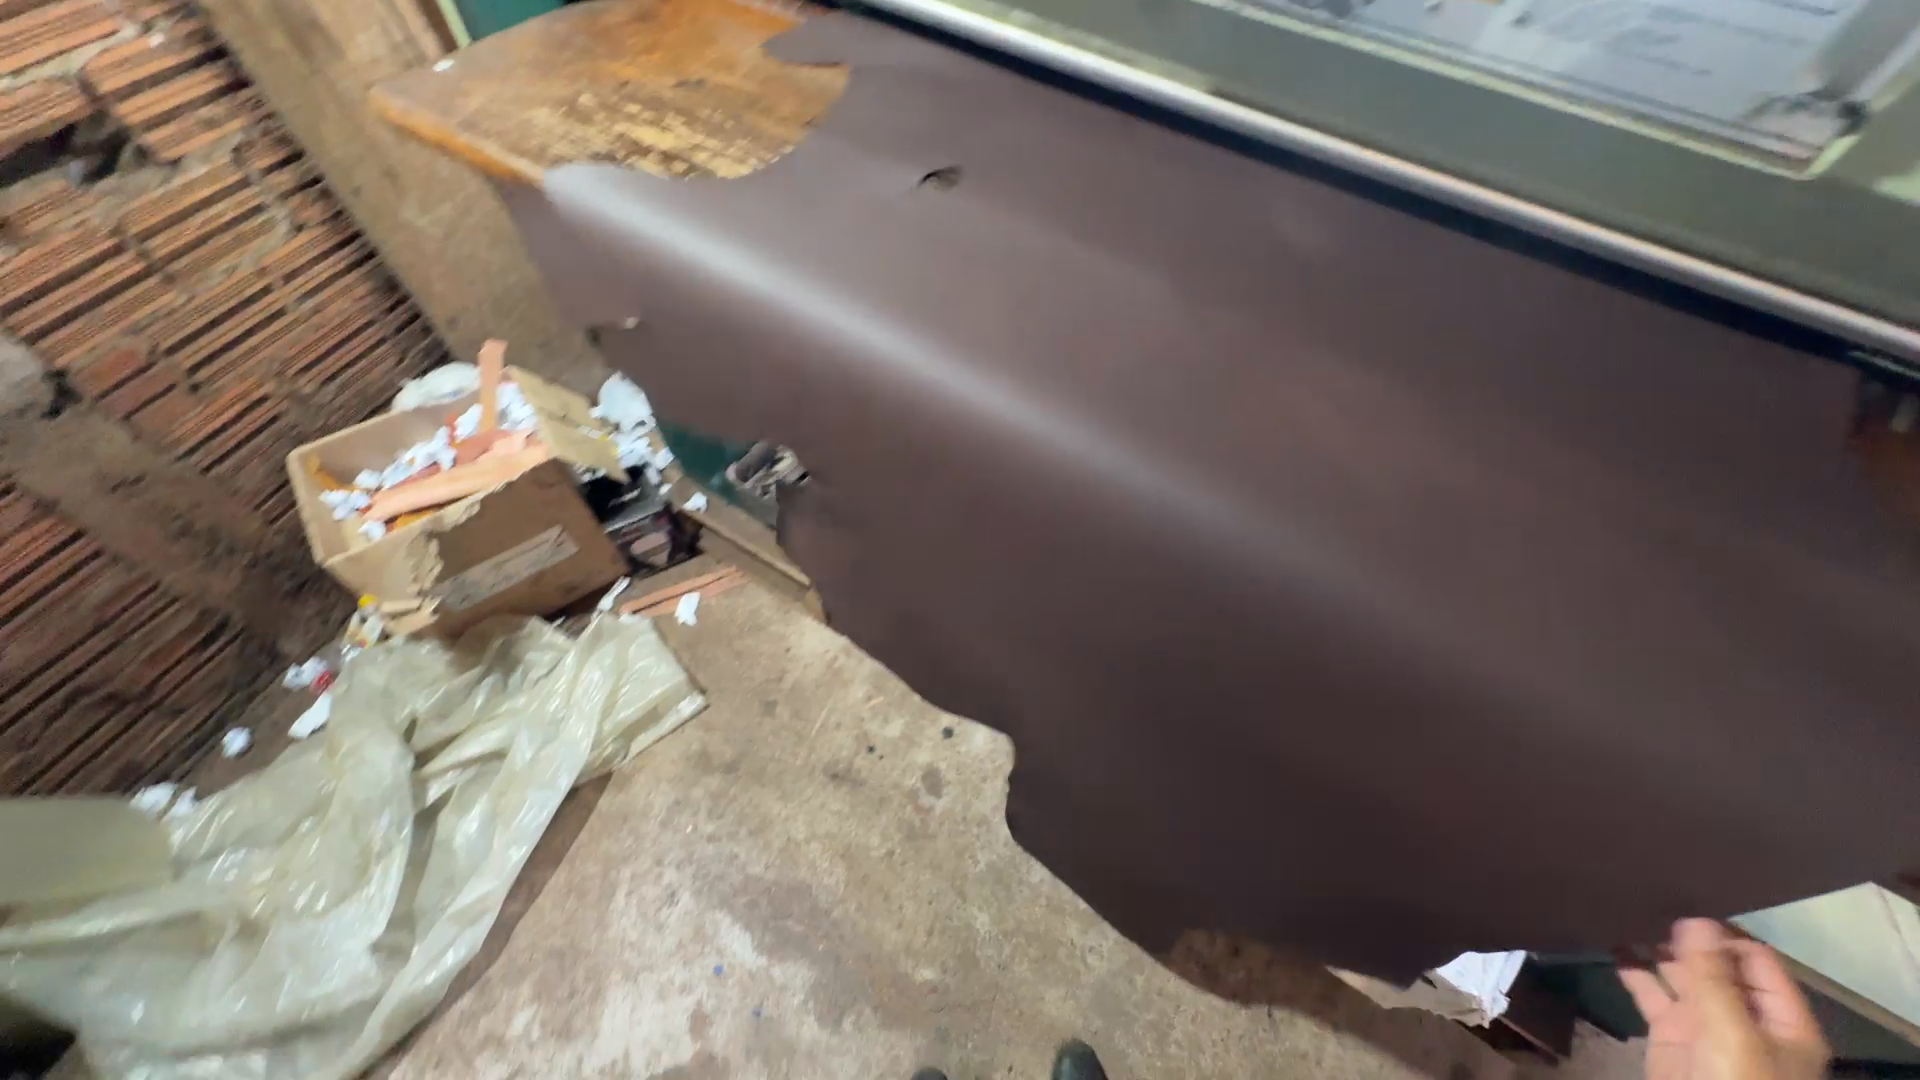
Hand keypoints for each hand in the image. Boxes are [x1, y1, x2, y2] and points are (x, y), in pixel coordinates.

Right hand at [1619, 918, 1828, 1079]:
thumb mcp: (1732, 1035)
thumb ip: (1713, 978)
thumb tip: (1694, 918)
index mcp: (1780, 1019)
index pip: (1757, 960)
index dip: (1723, 935)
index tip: (1678, 909)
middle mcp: (1745, 1015)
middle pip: (1715, 963)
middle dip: (1681, 935)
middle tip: (1641, 902)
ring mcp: (1705, 1023)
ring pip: (1678, 972)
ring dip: (1651, 946)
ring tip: (1619, 915)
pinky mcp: (1669, 1030)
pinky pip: (1649, 989)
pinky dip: (1629, 967)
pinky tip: (1608, 944)